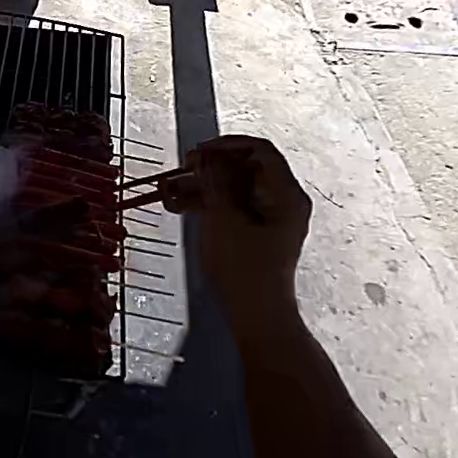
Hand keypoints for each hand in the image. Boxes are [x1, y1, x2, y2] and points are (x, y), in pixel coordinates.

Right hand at [162, 135, 310, 316]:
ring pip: (234, 187)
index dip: (226, 145)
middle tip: (182, 169)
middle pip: (246, 167)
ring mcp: (269, 216)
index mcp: (285, 194)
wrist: (254, 312)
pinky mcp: (254, 230)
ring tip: (172, 189)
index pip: (260, 150)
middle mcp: (282, 200)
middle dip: (210, 165)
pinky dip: (207, 202)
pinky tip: (181, 205)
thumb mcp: (224, 218)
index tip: (197, 151)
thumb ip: (216, 181)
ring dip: (203, 184)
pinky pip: (231, 205)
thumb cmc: (243, 266)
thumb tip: (209, 155)